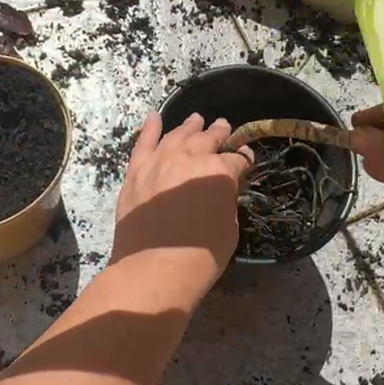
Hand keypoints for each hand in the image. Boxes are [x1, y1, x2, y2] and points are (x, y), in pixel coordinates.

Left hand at [108, 112, 250, 304]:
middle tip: (223, 126)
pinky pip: (144, 142)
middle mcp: (191, 158)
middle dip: (219, 132)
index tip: (246, 160)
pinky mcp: (137, 170)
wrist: (154, 267)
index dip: (244, 160)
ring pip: (178, 135)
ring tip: (196, 120)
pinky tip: (154, 117)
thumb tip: (223, 192)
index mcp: (220, 172)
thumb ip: (227, 202)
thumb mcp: (230, 229)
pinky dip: (150, 127)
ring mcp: (161, 161)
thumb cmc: (200, 256)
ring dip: (189, 126)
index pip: (237, 159)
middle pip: (208, 138)